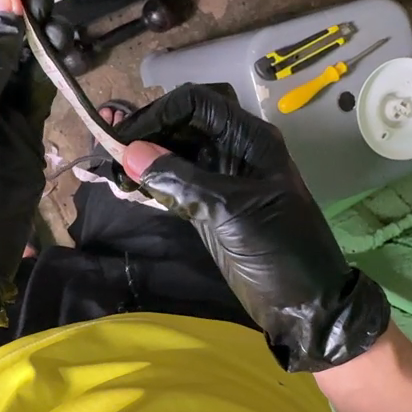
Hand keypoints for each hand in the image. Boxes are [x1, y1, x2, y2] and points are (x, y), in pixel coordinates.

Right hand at [115, 84, 389, 370]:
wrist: (306, 307)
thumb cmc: (278, 251)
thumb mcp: (228, 210)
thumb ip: (180, 179)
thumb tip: (130, 152)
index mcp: (249, 139)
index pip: (195, 104)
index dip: (157, 115)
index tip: (123, 139)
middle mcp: (234, 151)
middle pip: (182, 125)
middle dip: (144, 133)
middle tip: (105, 149)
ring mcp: (221, 180)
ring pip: (175, 155)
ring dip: (142, 159)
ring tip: (107, 170)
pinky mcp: (210, 208)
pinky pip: (175, 185)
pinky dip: (150, 184)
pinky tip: (125, 187)